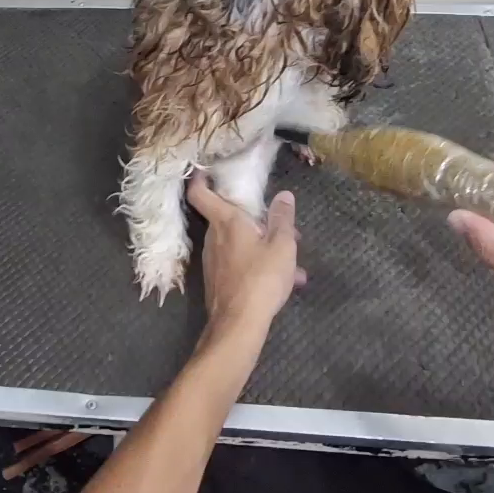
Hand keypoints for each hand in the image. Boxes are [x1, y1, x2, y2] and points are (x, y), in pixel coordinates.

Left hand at [187, 176, 304, 343]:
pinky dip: (260, 266)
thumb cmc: (261, 278)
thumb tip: (284, 195)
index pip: (200, 193)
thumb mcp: (282, 245)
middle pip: (229, 219)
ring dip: (264, 247)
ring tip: (294, 263)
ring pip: (240, 243)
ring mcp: (213, 260)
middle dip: (256, 220)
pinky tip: (286, 282)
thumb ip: (283, 219)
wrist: (239, 323)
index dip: (199, 178)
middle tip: (285, 229)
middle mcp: (214, 237)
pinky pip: (240, 263)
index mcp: (226, 221)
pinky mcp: (218, 280)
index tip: (204, 169)